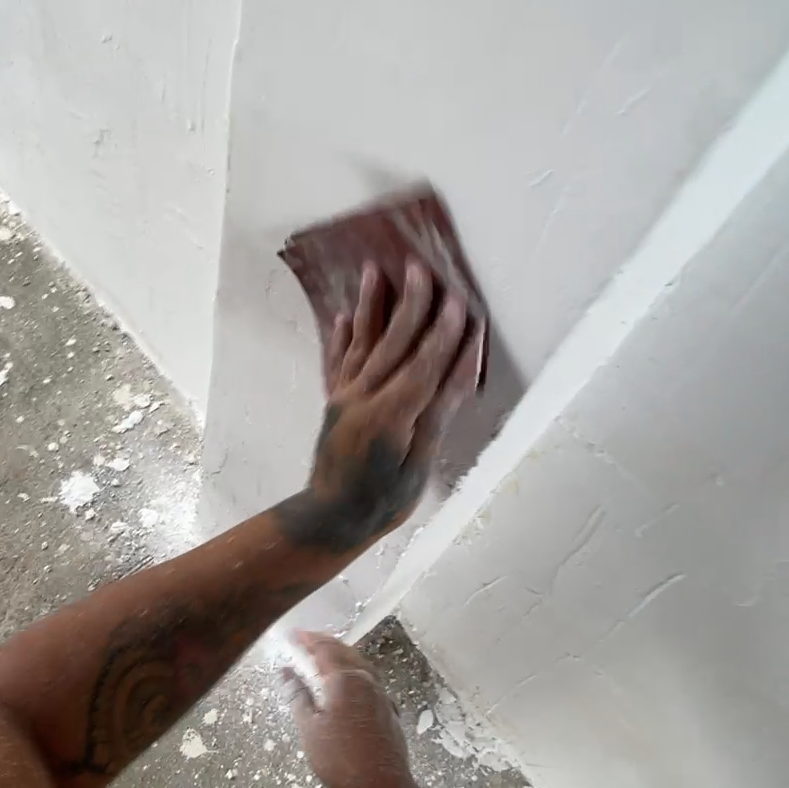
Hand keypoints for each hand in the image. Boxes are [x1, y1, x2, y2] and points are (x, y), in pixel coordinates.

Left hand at [282, 260, 481, 551]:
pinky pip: (337, 364)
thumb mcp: (418, 465)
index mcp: (389, 415)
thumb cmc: (381, 502)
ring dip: (369, 306)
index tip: (459, 302)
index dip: (443, 334)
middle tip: (419, 267)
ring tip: (371, 271)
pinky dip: (341, 339)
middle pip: (391, 343)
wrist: (329, 519)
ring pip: (360, 343)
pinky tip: (341, 317)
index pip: (423, 364)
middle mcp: (362, 397)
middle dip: (409, 304)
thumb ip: (435, 414)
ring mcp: (344, 397)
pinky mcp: (333, 404)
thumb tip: (457, 371)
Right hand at [283, 631, 417, 787]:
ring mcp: (381, 694)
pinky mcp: (389, 708)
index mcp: (345, 679)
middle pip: (344, 652)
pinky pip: (370, 678)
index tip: (293, 633)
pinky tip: (352, 681)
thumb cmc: (339, 758)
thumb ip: (298, 695)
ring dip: (342, 654)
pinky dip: (355, 670)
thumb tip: (285, 670)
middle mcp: (366, 680)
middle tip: (308, 639)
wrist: (381, 787)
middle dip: (325, 642)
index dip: (307, 639)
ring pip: (360, 664)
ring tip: (327, 653)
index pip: (323, 650)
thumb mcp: (310, 728)